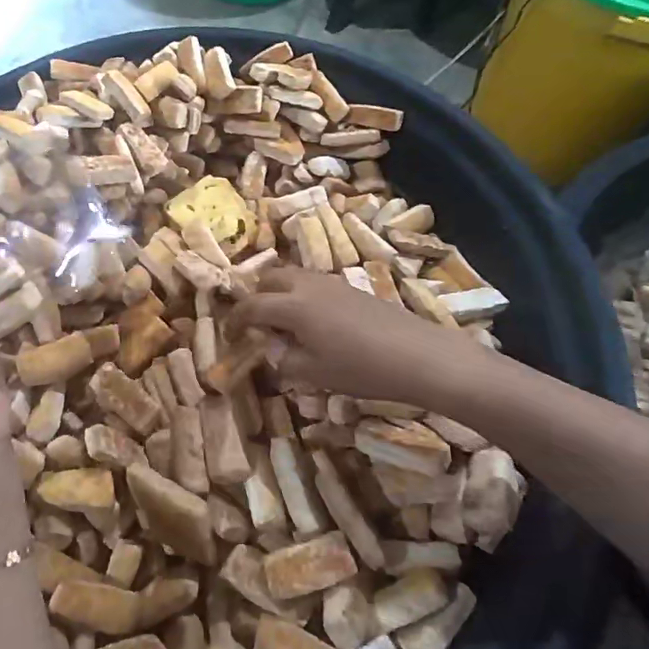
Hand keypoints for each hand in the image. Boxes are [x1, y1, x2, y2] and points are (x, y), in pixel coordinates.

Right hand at [230, 267, 500, 407]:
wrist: (420, 356)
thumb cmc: (362, 369)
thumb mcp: (316, 373)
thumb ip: (286, 360)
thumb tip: (272, 349)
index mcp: (293, 306)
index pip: (252, 306)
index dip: (235, 320)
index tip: (228, 334)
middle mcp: (308, 286)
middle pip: (270, 277)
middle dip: (256, 295)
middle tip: (254, 322)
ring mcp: (332, 283)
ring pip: (293, 275)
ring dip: (279, 292)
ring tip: (281, 321)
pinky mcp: (351, 288)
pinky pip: (313, 282)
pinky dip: (300, 294)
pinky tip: (313, 321)